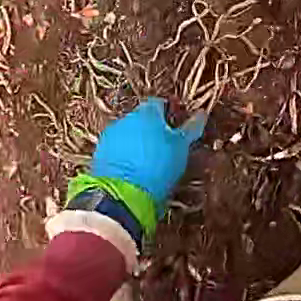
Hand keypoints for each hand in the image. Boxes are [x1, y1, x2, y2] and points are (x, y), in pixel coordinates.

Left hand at [85, 97, 204, 211]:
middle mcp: (125, 119)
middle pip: (144, 118)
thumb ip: (191, 128)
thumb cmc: (157, 166)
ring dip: (140, 143)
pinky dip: (127, 157)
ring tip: (153, 162)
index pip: (161, 103)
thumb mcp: (182, 146)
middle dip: (155, 129)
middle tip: (169, 146)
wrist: (121, 197)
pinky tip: (137, 172)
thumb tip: (201, 114)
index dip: (172, 114)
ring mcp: (110, 138)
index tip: (180, 128)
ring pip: (130, 135)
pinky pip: (118, 151)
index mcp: (146, 112)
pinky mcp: (99, 156)